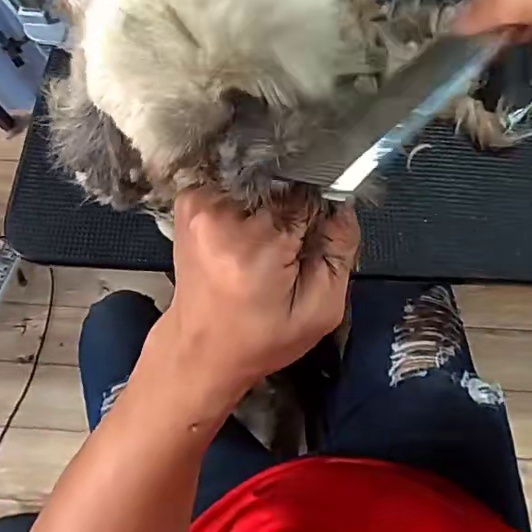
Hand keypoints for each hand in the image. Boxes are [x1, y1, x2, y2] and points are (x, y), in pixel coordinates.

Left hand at [149, 190, 359, 415]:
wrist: (201, 349)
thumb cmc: (260, 337)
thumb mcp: (321, 310)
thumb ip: (340, 251)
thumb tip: (343, 202)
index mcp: (254, 247)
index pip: (307, 196)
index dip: (319, 214)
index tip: (312, 239)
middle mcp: (219, 217)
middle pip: (280, 186)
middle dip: (292, 210)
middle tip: (287, 249)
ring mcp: (198, 204)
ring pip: (258, 183)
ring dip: (268, 205)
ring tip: (262, 244)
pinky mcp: (189, 201)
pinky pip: (234, 185)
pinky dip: (245, 204)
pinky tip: (242, 234)